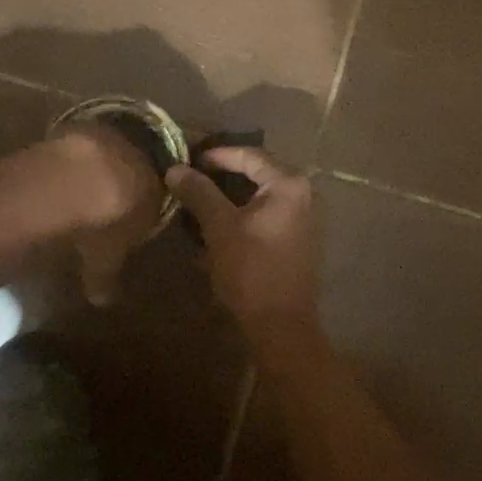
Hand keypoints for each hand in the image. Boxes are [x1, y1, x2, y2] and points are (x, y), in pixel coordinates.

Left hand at [46, 124, 163, 304]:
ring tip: (91, 172)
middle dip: (135, 175)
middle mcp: (150, 160)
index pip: (167, 194)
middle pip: (147, 165)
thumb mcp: (106, 258)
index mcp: (162, 192)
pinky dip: (86, 145)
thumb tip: (103, 303)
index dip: (155, 201)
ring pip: (123, 146)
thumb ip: (106, 279)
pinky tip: (70, 160)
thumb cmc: (104, 222)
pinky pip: (95, 134)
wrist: (78, 177)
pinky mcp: (93, 121)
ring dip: (111, 156)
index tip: (143, 208)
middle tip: (118, 188)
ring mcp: (122, 136)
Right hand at [165, 147, 319, 332]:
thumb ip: (199, 193)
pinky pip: (269, 215)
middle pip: (258, 173)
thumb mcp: (219, 227)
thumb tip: (176, 168)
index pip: (249, 155)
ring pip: (262, 196)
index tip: (188, 160)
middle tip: (192, 177)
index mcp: (289, 184)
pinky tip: (220, 225)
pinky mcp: (300, 240)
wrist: (280, 325)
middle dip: (223, 175)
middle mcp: (305, 194)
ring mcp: (306, 218)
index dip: (216, 155)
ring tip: (201, 200)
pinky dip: (245, 215)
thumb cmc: (251, 270)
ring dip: (232, 197)